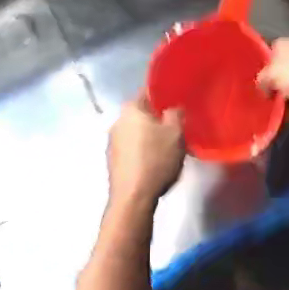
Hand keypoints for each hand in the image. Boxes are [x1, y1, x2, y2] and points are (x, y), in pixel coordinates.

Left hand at [107, 94, 184, 208]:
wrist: (133, 197)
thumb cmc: (156, 159)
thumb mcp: (176, 133)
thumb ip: (175, 114)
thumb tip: (172, 108)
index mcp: (131, 109)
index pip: (147, 92)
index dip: (163, 96)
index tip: (176, 103)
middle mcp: (117, 121)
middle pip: (141, 114)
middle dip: (157, 120)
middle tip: (176, 129)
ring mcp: (112, 142)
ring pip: (137, 133)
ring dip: (150, 138)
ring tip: (168, 150)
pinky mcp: (112, 161)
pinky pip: (132, 149)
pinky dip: (142, 152)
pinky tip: (155, 164)